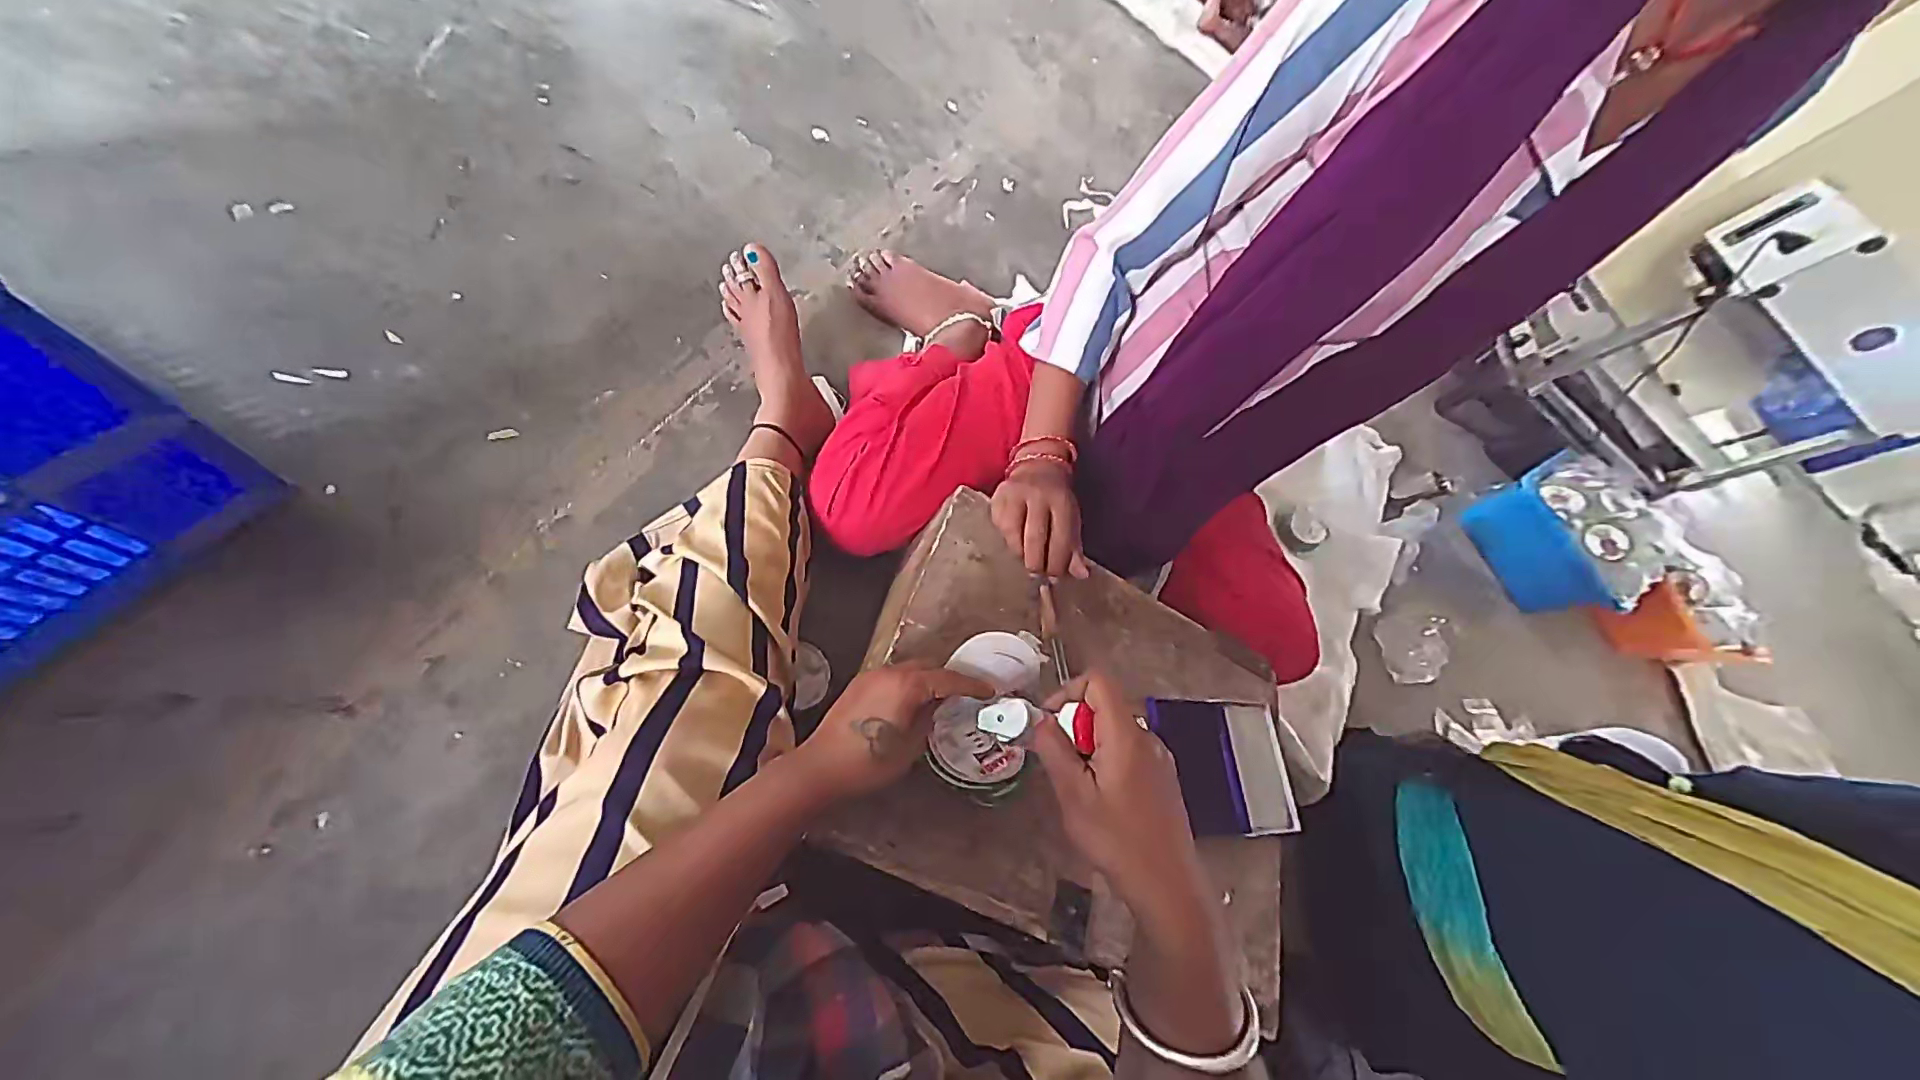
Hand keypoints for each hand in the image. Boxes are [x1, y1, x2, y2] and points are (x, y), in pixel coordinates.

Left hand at [792, 663, 992, 800]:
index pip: (948, 678)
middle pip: (928, 666)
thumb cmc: (870, 762)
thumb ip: (930, 718)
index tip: (988, 690)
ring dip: (926, 680)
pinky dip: (907, 683)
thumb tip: (940, 704)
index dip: (971, 684)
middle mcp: (890, 672)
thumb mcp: (911, 745)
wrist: (820, 767)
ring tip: (939, 699)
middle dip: (948, 678)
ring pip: (908, 669)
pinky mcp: (858, 685)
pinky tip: (910, 703)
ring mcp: (871, 676)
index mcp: (907, 684)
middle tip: (965, 694)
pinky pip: (892, 676)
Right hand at [990, 458, 1089, 579]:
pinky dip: (1007, 539)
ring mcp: (1015, 494)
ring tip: (1025, 555)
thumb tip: (1080, 575)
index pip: (1060, 538)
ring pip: (1012, 535)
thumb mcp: (1071, 519)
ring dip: (1019, 552)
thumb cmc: (1057, 499)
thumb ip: (1074, 547)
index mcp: (1061, 501)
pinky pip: (999, 527)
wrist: (1038, 466)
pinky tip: (1015, 539)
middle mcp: (1037, 495)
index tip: (1055, 575)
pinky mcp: (998, 497)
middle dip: (1035, 562)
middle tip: (1037, 572)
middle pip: (1034, 539)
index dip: (1057, 562)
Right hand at [1027, 672, 1212, 928]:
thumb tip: (1040, 719)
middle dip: (1075, 728)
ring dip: (1089, 747)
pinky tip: (1104, 801)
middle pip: (1104, 706)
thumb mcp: (1074, 796)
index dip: (1068, 691)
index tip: (1050, 724)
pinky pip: (1127, 750)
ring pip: (1113, 731)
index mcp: (1127, 735)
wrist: (1168, 886)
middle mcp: (1147, 737)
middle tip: (1065, 769)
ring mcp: (1159, 757)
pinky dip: (1106, 761)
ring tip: (1082, 791)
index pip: (1098, 681)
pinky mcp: (1162, 777)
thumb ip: (1054, 750)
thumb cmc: (1117, 840)